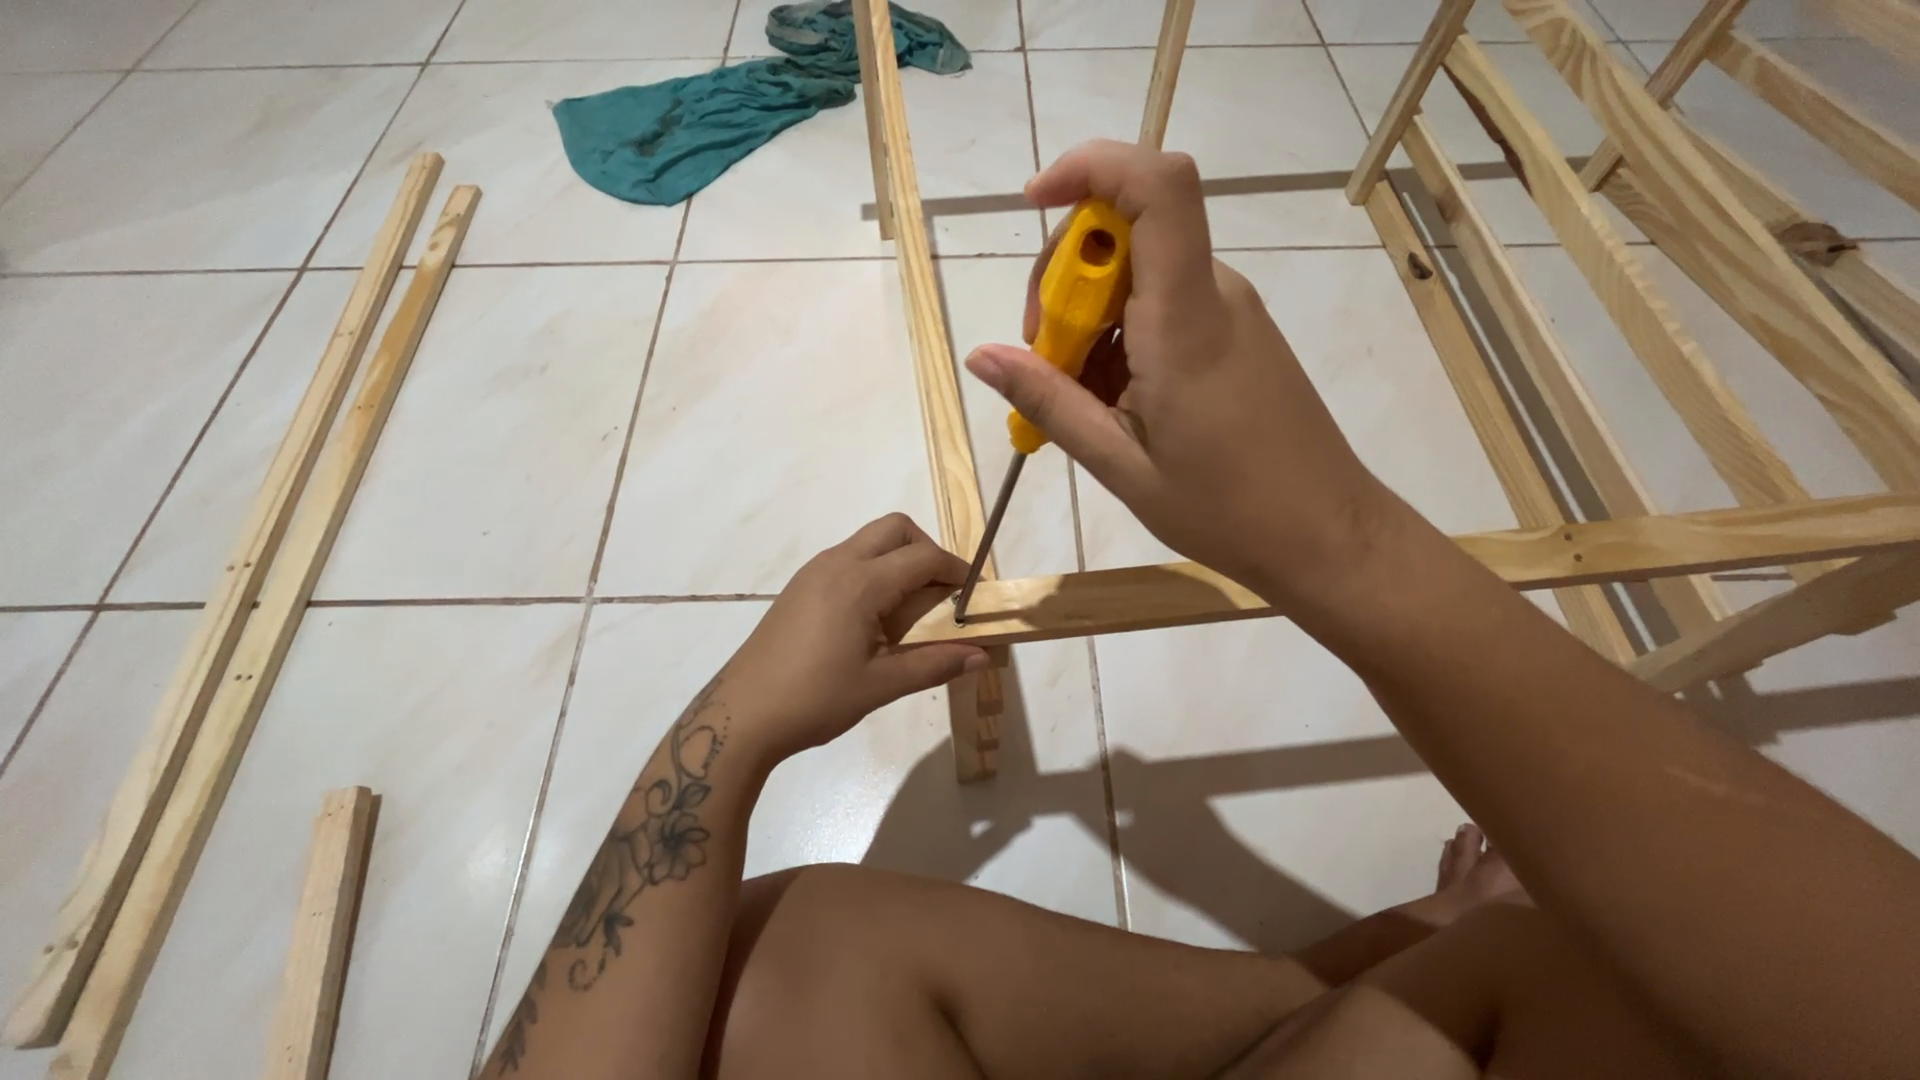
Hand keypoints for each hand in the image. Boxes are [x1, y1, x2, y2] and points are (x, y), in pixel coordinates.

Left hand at [716, 514, 989, 761]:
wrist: (741, 715)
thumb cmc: (814, 700)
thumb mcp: (881, 686)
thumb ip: (935, 664)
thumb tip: (983, 655)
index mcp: (860, 583)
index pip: (923, 557)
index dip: (957, 571)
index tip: (975, 597)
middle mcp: (837, 563)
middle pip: (895, 529)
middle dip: (927, 551)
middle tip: (942, 594)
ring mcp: (813, 572)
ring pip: (869, 541)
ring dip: (898, 560)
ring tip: (911, 610)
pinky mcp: (799, 587)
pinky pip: (847, 559)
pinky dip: (873, 571)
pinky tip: (873, 619)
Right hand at [965, 140, 1401, 602]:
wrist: (1326, 534)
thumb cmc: (1226, 508)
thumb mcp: (1119, 464)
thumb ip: (1049, 402)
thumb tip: (982, 356)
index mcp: (1185, 319)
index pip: (1155, 186)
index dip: (1091, 166)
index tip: (1035, 201)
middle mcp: (1213, 294)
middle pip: (1128, 230)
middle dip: (1065, 278)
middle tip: (1043, 361)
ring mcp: (1230, 311)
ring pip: (1140, 274)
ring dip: (1090, 319)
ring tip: (1080, 401)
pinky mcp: (1236, 334)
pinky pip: (1163, 306)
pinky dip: (1121, 338)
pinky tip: (1115, 404)